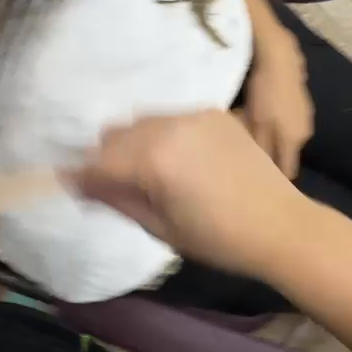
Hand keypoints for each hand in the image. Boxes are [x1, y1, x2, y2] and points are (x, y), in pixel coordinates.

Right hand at [73, 111, 316, 279]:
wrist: (282, 226)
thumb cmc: (218, 239)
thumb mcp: (160, 227)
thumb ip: (115, 199)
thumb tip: (77, 183)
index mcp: (154, 159)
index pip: (100, 160)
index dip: (81, 173)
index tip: (68, 183)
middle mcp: (168, 126)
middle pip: (115, 134)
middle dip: (105, 157)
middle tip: (110, 184)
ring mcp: (191, 115)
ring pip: (141, 121)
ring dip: (132, 142)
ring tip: (146, 171)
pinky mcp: (211, 112)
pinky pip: (169, 118)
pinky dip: (161, 134)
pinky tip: (177, 160)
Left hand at [243, 29, 310, 178]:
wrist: (279, 56)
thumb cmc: (265, 91)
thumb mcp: (256, 121)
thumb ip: (259, 146)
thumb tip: (258, 168)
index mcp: (295, 139)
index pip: (288, 170)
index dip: (275, 178)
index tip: (260, 181)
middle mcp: (305, 130)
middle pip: (288, 152)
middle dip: (273, 156)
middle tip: (251, 157)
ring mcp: (306, 113)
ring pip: (288, 134)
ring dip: (275, 137)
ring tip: (256, 135)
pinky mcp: (301, 98)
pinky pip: (288, 118)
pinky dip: (277, 121)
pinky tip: (265, 113)